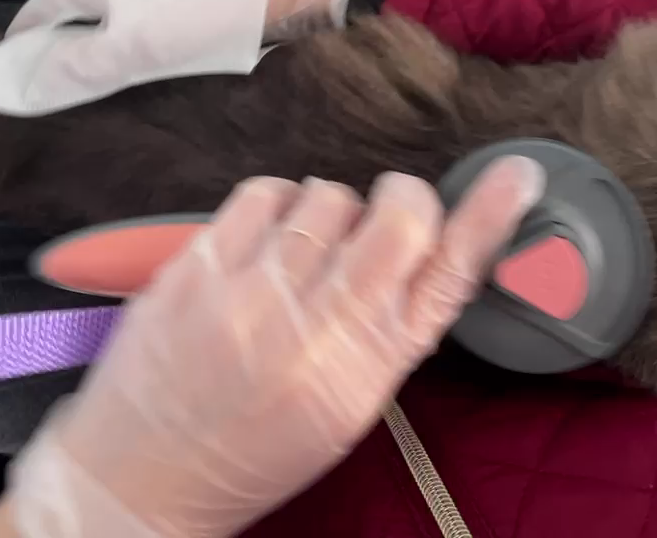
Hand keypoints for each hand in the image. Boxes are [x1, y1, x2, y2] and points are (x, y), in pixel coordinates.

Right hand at [0, 0, 358, 115]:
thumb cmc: (205, 19)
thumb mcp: (131, 54)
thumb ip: (68, 70)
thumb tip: (3, 88)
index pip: (40, 10)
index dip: (29, 49)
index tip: (27, 81)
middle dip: (81, 37)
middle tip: (88, 82)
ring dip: (124, 24)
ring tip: (138, 63)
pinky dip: (160, 11)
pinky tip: (183, 34)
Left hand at [0, 157, 543, 537]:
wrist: (139, 483)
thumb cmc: (254, 444)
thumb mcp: (345, 401)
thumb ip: (390, 324)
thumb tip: (429, 243)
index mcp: (364, 372)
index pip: (447, 279)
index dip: (489, 218)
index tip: (517, 173)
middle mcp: (316, 331)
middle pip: (398, 216)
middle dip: (402, 198)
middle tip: (383, 212)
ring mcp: (252, 296)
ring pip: (331, 194)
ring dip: (329, 210)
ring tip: (303, 251)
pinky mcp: (199, 268)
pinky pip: (267, 189)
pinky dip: (277, 203)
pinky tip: (265, 240)